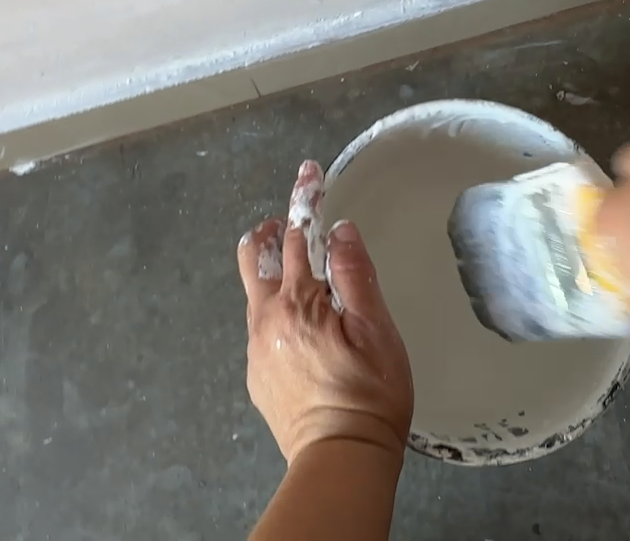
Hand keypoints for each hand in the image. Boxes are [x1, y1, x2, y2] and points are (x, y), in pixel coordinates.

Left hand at [238, 161, 413, 463]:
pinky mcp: (256, 372)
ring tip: (295, 271)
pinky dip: (274, 307)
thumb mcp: (376, 329)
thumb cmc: (369, 392)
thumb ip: (355, 274)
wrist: (340, 458)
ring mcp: (257, 346)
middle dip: (271, 231)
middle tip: (291, 225)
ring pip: (253, 290)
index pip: (298, 236)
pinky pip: (259, 324)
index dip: (305, 200)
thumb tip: (341, 229)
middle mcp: (267, 317)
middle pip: (255, 256)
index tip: (309, 172)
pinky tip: (299, 325)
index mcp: (299, 301)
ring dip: (270, 269)